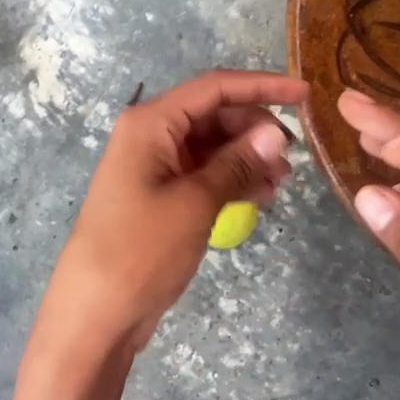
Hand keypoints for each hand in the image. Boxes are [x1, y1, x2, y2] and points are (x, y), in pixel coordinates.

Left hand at [1, 71, 304, 399]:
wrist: (95, 313)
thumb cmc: (141, 249)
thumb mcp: (196, 204)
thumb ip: (237, 163)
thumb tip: (277, 132)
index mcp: (151, 122)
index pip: (215, 88)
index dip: (262, 86)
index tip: (304, 94)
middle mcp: (151, 135)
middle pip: (213, 114)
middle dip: (255, 128)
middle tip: (294, 154)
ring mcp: (154, 166)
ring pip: (211, 145)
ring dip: (248, 156)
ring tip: (283, 180)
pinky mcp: (160, 195)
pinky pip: (203, 173)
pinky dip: (232, 179)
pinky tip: (261, 195)